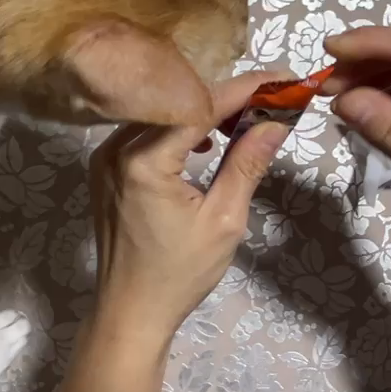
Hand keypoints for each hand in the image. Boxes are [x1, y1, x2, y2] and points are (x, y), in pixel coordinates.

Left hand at [89, 74, 290, 335]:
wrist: (130, 311)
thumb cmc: (179, 274)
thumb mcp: (224, 220)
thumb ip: (246, 164)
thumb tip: (277, 123)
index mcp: (144, 161)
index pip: (200, 105)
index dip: (246, 89)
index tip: (284, 80)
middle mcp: (116, 147)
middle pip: (179, 103)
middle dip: (229, 97)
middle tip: (274, 98)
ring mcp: (106, 156)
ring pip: (164, 113)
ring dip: (205, 111)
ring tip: (247, 118)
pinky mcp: (106, 167)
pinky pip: (148, 131)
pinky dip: (181, 128)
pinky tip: (208, 140)